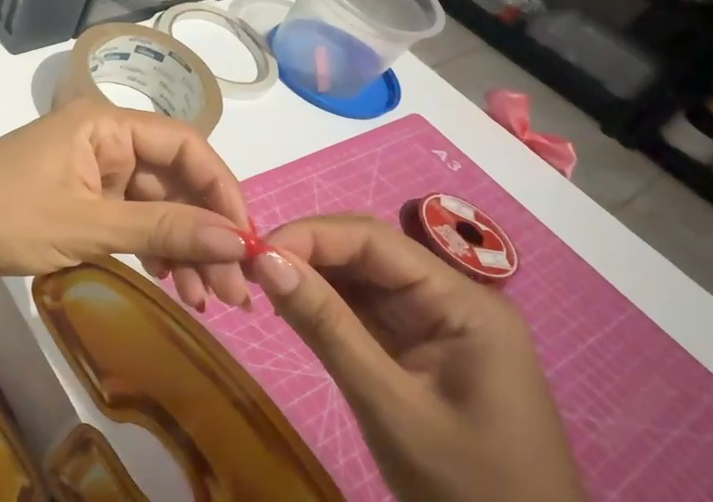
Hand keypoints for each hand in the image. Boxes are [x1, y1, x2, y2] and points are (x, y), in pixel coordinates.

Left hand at [0, 99, 254, 308]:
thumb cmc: (6, 215)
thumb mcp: (89, 224)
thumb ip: (163, 228)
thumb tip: (237, 240)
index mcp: (105, 124)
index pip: (185, 145)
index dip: (222, 190)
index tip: (248, 242)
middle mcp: (103, 141)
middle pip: (173, 181)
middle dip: (205, 233)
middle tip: (235, 293)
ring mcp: (90, 173)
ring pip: (154, 206)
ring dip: (182, 248)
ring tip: (207, 301)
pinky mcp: (77, 202)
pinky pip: (129, 221)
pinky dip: (151, 249)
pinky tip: (173, 284)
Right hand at [247, 216, 584, 501]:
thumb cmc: (466, 484)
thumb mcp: (388, 405)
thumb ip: (327, 327)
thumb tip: (264, 260)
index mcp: (463, 302)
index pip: (375, 240)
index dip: (310, 235)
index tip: (252, 250)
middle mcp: (454, 300)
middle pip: (369, 253)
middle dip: (308, 252)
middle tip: (247, 267)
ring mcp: (440, 326)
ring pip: (364, 280)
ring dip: (313, 278)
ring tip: (259, 284)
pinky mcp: (425, 351)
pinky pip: (370, 312)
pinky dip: (329, 308)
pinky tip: (293, 310)